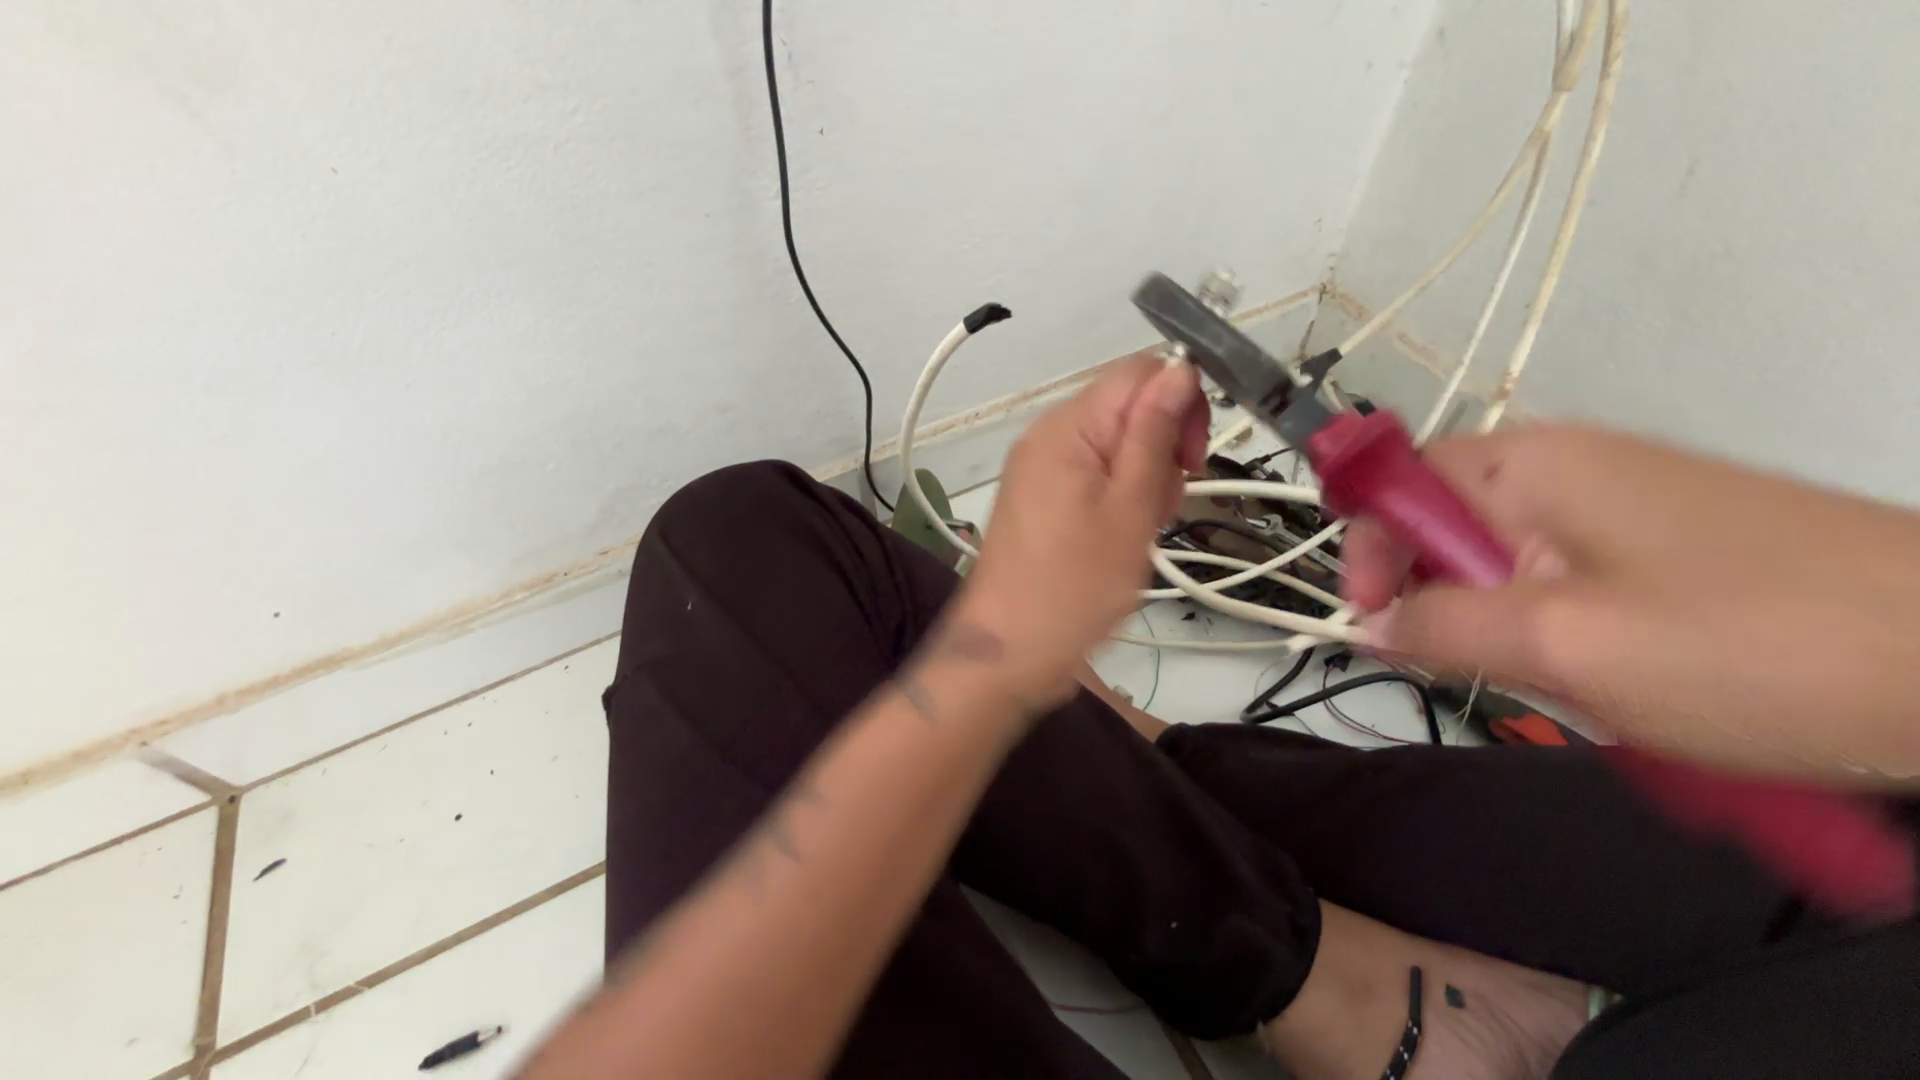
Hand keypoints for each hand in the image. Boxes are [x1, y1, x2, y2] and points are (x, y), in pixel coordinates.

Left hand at [947, 353, 1208, 705]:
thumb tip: (1179, 368)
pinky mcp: (1042, 498)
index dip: (1180, 402)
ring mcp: (1042, 468)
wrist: (1010, 653)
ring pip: (1118, 447)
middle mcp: (1049, 436)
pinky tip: (1120, 540)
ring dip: (1144, 481)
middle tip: (1160, 507)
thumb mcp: (1129, 508)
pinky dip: (1119, 500)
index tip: (1193, 459)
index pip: (1139, 371)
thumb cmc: (1073, 588)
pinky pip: (1095, 477)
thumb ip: (1154, 433)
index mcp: (1067, 427)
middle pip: (1129, 408)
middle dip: (1162, 449)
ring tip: (1138, 533)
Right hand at [1344, 425, 1919, 782]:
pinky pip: (1569, 585)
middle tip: (1486, 664)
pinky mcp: (1669, 546)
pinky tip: (1616, 677)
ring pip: (1506, 566)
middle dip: (1445, 601)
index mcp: (1530, 466)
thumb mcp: (1564, 645)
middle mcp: (1569, 469)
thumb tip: (1369, 623)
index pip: (1394, 482)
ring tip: (1569, 680)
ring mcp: (1625, 505)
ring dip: (1509, 629)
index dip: (1365, 547)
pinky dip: (1565, 634)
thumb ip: (1441, 629)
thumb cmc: (1755, 645)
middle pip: (1446, 527)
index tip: (1375, 621)